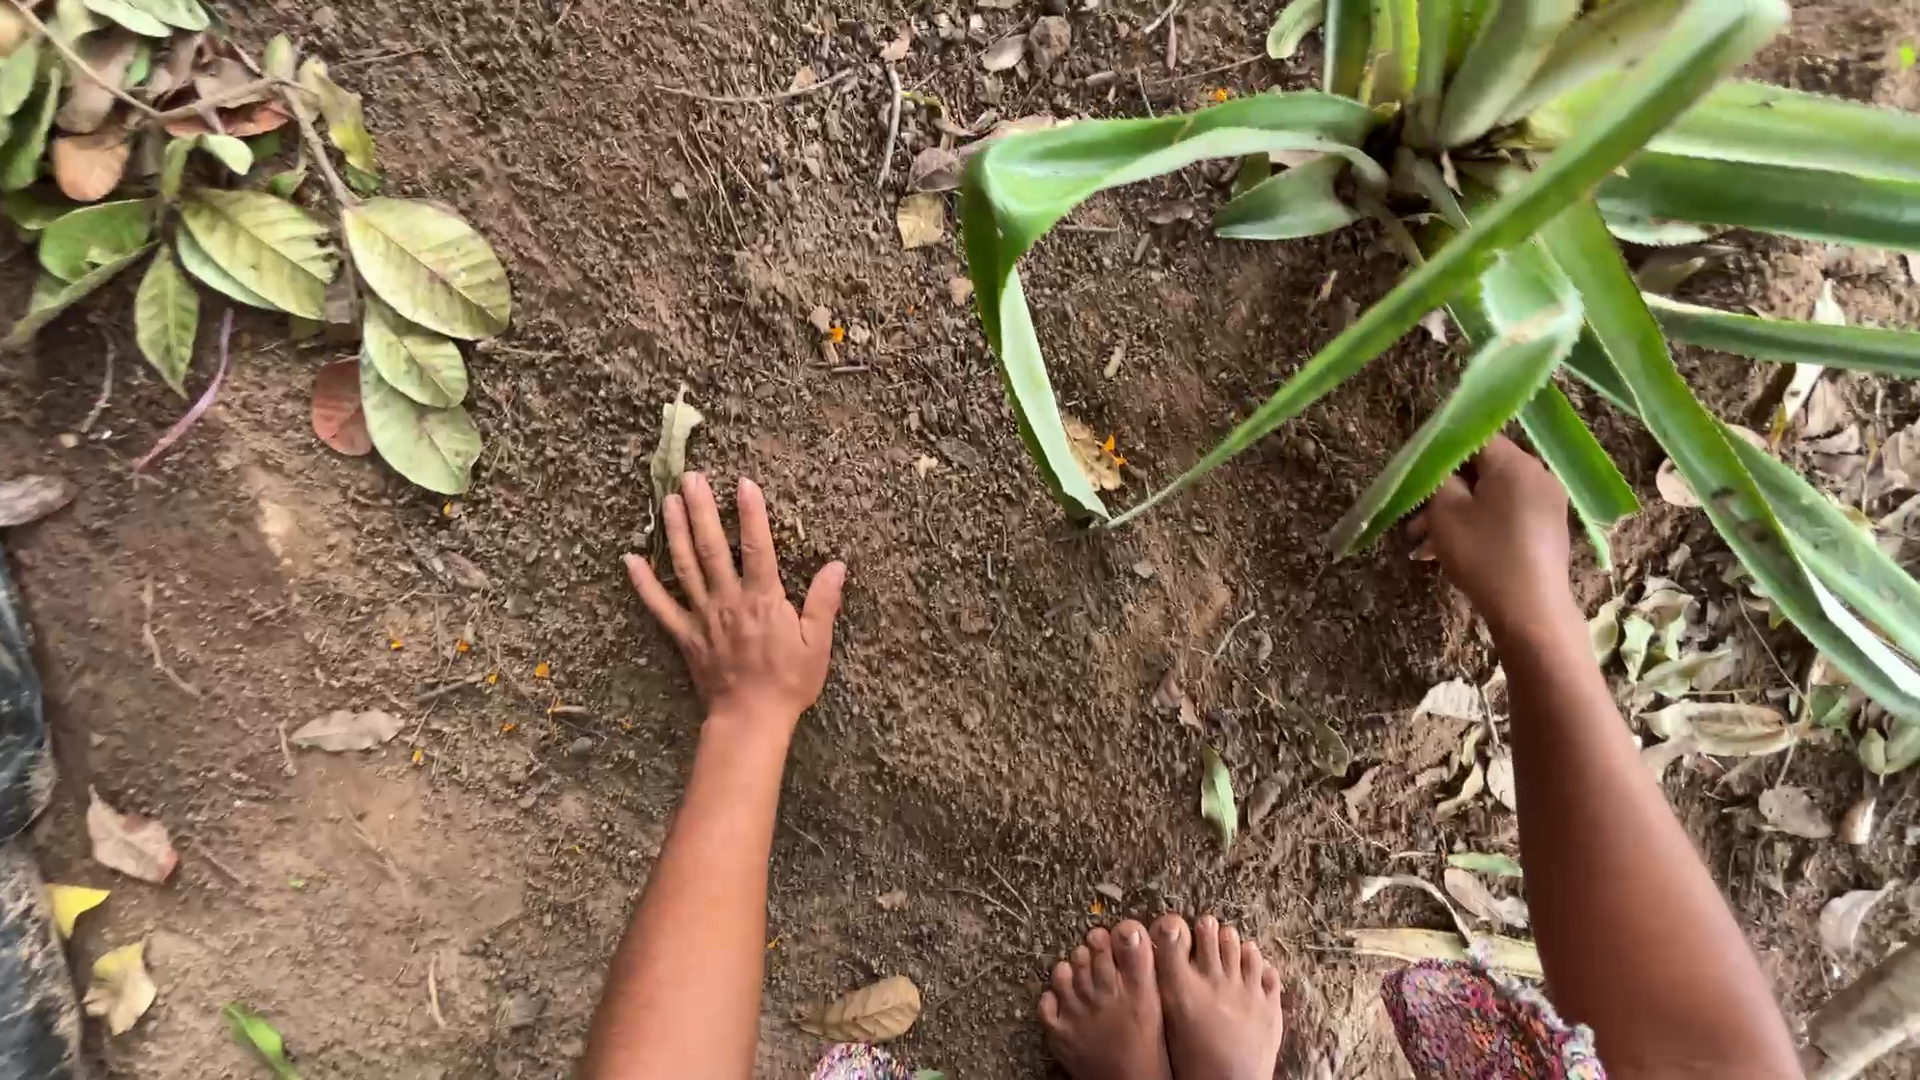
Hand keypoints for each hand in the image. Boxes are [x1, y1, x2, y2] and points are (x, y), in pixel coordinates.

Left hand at [623, 473, 845, 735]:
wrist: (751, 720)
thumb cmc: (790, 682)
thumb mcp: (818, 643)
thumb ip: (824, 602)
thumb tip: (837, 566)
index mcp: (764, 600)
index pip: (757, 547)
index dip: (750, 514)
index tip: (744, 483)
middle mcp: (729, 601)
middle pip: (711, 548)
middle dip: (701, 510)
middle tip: (691, 477)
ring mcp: (703, 617)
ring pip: (684, 566)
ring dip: (674, 531)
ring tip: (668, 500)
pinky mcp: (685, 635)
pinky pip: (659, 606)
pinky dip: (643, 583)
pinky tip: (630, 559)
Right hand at [1408, 435, 1580, 645]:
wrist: (1528, 608)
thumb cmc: (1482, 552)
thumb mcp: (1446, 511)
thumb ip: (1439, 478)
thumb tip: (1440, 466)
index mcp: (1515, 465)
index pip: (1475, 440)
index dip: (1441, 452)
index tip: (1415, 474)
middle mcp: (1537, 476)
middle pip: (1480, 471)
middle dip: (1442, 491)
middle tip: (1413, 518)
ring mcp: (1544, 503)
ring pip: (1487, 496)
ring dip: (1452, 513)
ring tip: (1421, 542)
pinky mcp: (1544, 527)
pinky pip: (1501, 514)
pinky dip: (1474, 524)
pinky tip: (1445, 550)